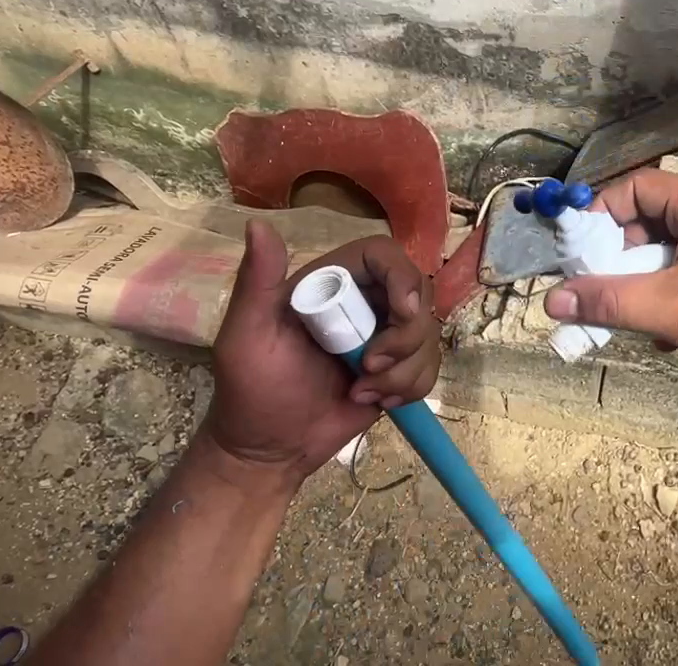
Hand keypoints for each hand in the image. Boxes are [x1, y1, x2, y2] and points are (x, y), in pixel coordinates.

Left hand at [201, 221, 440, 483]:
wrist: (269, 452)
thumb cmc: (252, 391)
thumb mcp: (246, 335)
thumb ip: (255, 281)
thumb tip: (257, 225)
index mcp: (334, 282)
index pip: (384, 255)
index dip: (402, 277)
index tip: (402, 312)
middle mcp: (366, 301)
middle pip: (418, 293)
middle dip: (405, 337)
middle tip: (370, 366)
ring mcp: (386, 334)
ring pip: (429, 333)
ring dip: (403, 370)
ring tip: (363, 391)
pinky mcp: (400, 367)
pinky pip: (430, 365)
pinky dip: (410, 388)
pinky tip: (376, 401)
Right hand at [542, 169, 677, 402]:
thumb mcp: (672, 311)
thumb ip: (610, 301)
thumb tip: (552, 299)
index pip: (637, 186)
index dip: (600, 212)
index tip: (577, 249)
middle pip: (655, 217)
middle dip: (621, 254)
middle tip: (600, 288)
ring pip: (675, 248)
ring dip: (647, 279)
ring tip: (636, 316)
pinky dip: (676, 292)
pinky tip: (672, 334)